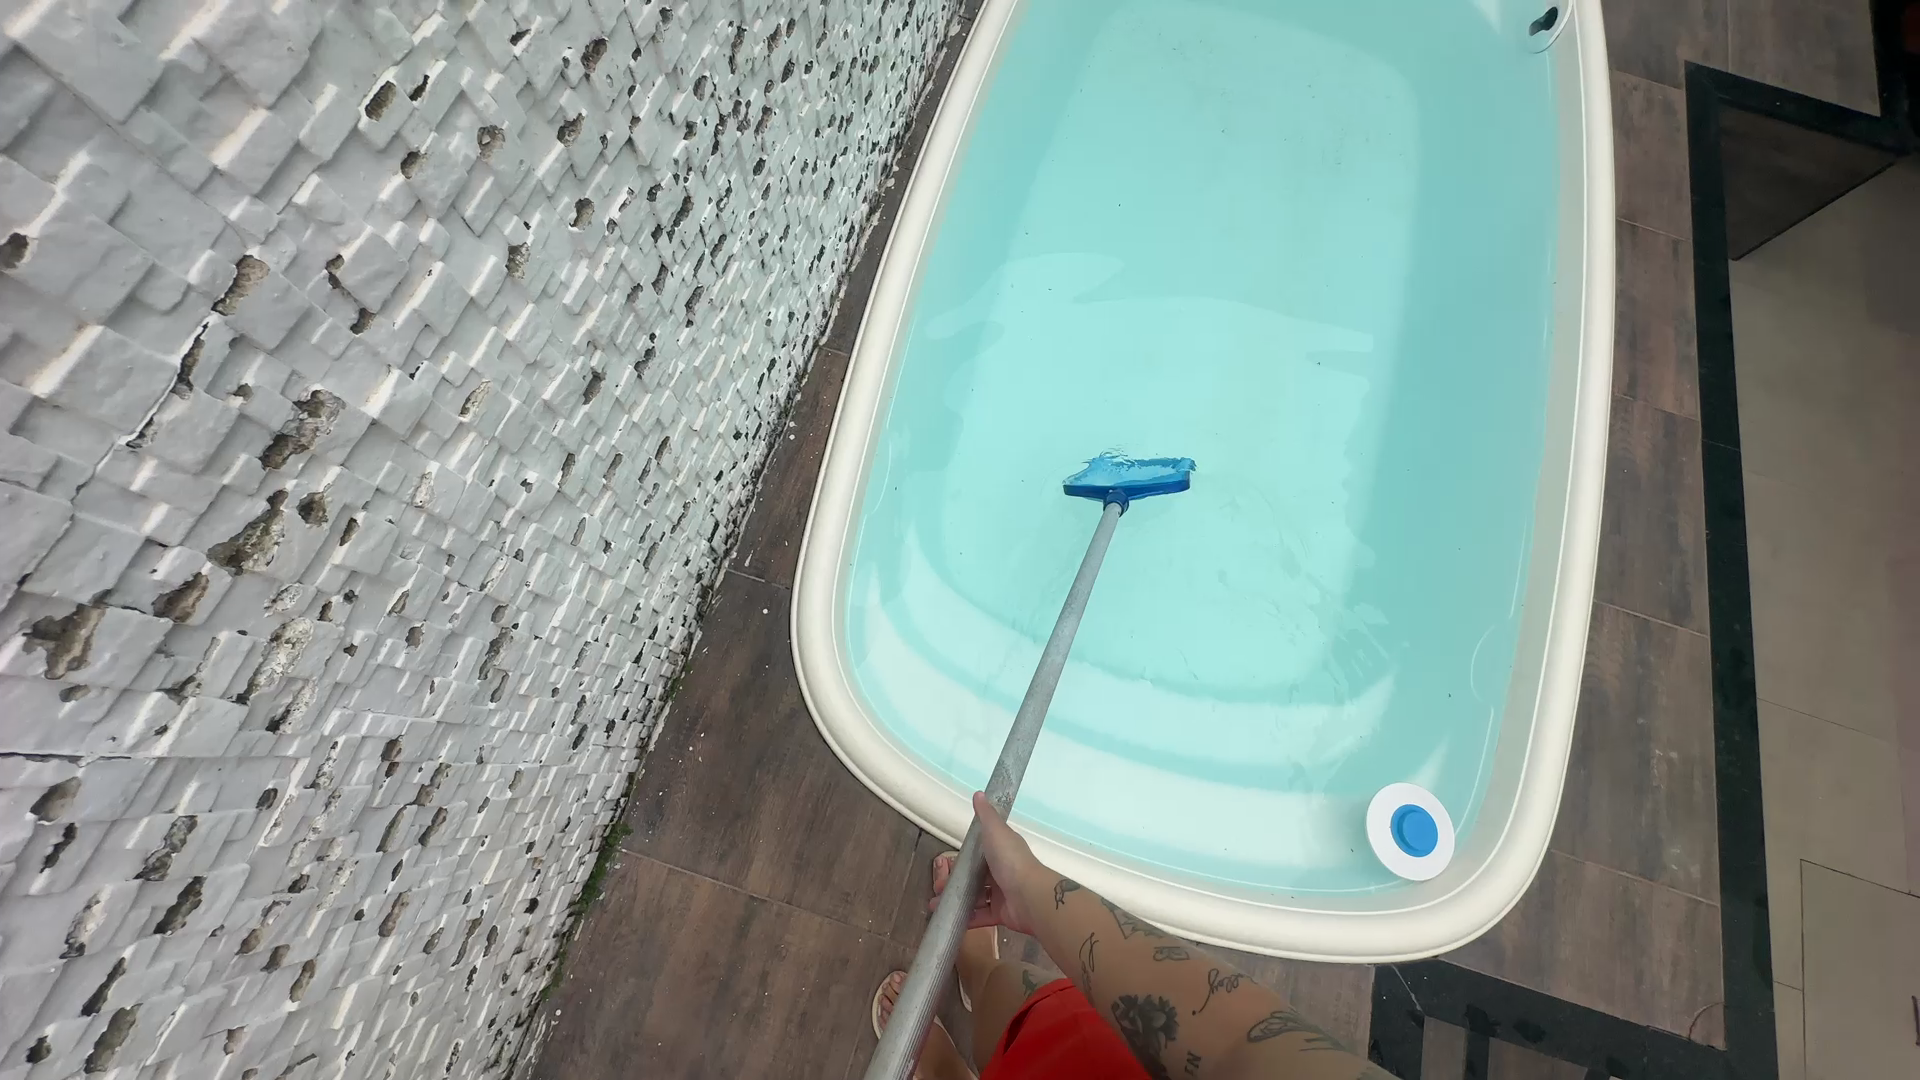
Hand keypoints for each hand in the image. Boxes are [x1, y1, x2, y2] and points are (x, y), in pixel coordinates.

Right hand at [929, 792, 1049, 936]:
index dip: (959, 859)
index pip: (976, 854)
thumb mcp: (995, 831)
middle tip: (936, 889)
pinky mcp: (1001, 913)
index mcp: (1000, 851)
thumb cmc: (1010, 860)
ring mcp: (1001, 893)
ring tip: (935, 906)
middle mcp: (1001, 871)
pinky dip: (966, 918)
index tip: (944, 865)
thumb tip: (979, 793)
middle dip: (953, 883)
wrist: (1030, 896)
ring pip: (974, 897)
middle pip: (973, 877)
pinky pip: (981, 916)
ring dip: (955, 901)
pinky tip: (948, 919)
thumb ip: (985, 815)